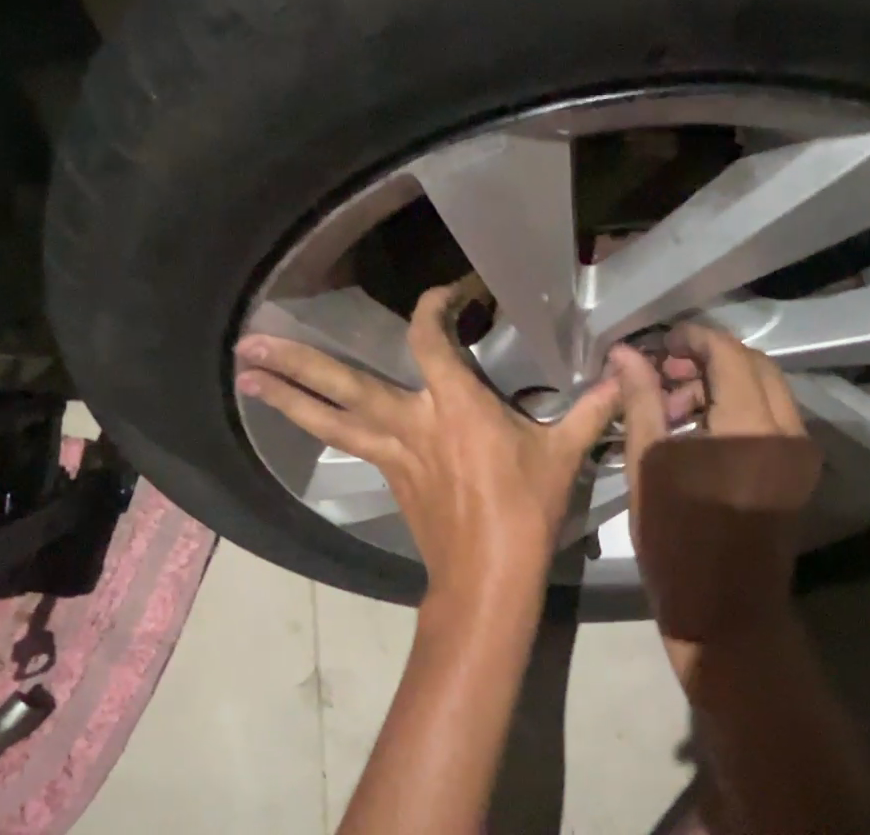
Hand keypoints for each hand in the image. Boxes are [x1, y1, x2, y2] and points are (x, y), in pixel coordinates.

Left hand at [234, 282, 620, 602]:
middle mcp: (411, 420)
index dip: (433, 305)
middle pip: (344, 383)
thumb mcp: (562, 454)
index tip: (448, 291)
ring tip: (243, 375)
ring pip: (329, 418)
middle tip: (247, 343)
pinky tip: (299, 418)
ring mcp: (391, 452)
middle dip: (297, 362)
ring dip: (285, 396)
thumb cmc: (526, 509)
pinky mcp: (387, 477)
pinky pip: (348, 442)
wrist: (488, 577)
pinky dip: (319, 425)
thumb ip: (591, 408)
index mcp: (455, 404)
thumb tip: (626, 375)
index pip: (429, 338)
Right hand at [610, 323, 823, 652]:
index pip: (728, 353)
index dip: (691, 338)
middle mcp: (785, 431)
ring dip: (721, 384)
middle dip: (706, 358)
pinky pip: (770, 419)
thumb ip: (641, 401)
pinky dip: (736, 409)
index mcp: (750, 427)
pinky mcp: (795, 473)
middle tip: (661, 373)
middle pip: (752, 365)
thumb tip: (626, 353)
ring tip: (671, 407)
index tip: (656, 344)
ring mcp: (797, 453)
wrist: (727, 617)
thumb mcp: (648, 468)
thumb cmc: (678, 545)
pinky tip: (696, 432)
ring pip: (764, 390)